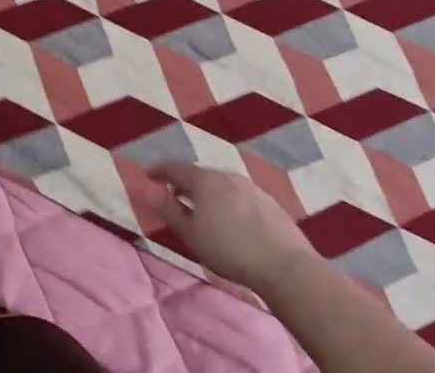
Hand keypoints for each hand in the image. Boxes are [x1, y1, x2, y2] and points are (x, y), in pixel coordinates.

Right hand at [144, 163, 317, 289]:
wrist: (285, 266)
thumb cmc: (230, 250)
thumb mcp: (191, 235)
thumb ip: (169, 211)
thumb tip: (152, 193)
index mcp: (205, 180)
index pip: (175, 168)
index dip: (160, 171)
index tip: (149, 175)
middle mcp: (227, 176)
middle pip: (200, 174)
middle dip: (184, 182)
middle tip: (174, 194)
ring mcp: (251, 187)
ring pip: (222, 184)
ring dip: (208, 193)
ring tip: (202, 209)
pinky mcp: (269, 202)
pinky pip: (239, 196)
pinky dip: (227, 201)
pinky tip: (231, 220)